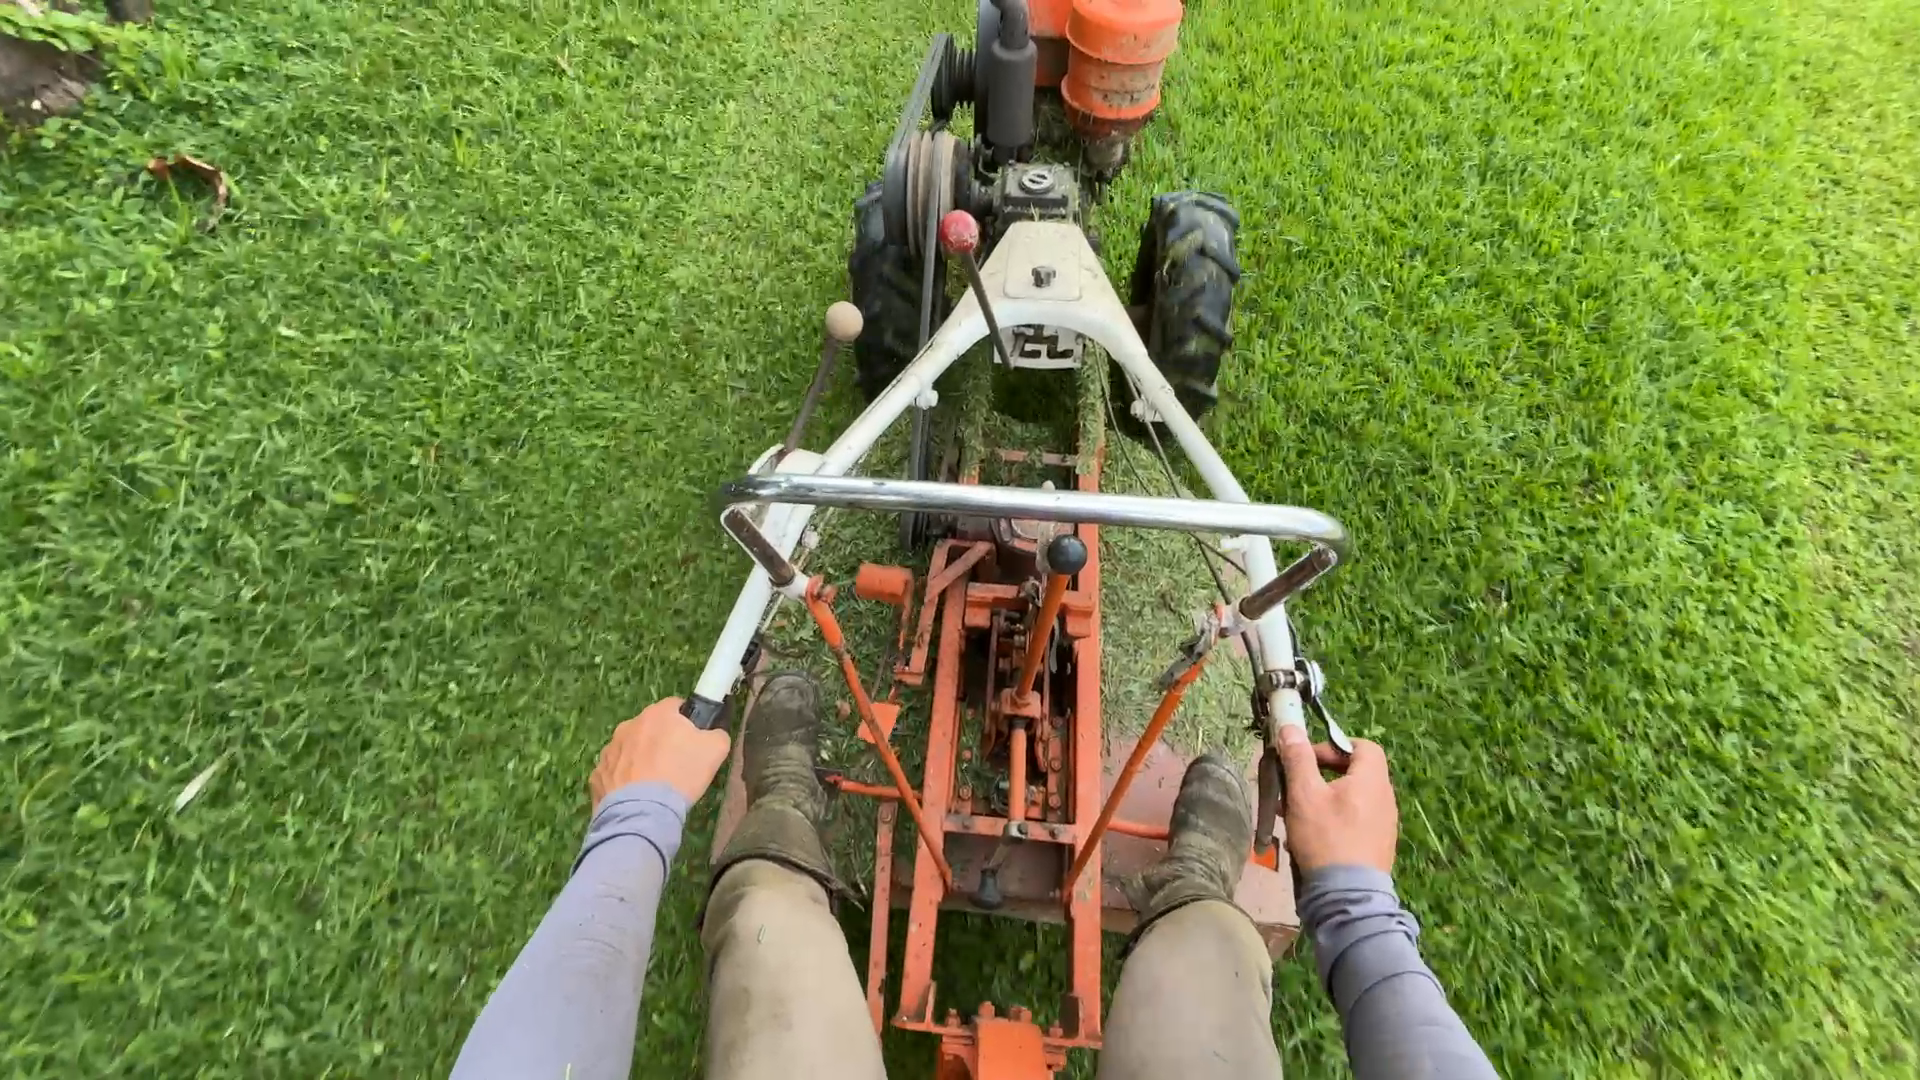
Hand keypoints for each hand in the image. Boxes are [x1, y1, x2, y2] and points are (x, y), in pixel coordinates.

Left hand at [589, 698, 732, 809]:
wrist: (643, 813)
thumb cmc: (681, 774)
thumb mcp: (717, 749)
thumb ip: (717, 733)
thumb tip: (712, 733)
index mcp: (657, 714)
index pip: (676, 705)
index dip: (687, 721)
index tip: (693, 740)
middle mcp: (628, 726)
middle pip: (650, 727)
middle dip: (661, 740)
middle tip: (676, 764)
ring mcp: (608, 751)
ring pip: (630, 749)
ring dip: (641, 760)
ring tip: (655, 785)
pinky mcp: (596, 776)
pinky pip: (615, 773)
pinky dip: (624, 781)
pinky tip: (637, 797)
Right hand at [1277, 724, 1397, 873]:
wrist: (1347, 896)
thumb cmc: (1325, 837)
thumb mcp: (1304, 793)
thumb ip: (1298, 758)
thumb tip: (1290, 727)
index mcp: (1371, 782)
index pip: (1363, 746)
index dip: (1335, 745)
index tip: (1309, 759)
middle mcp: (1384, 799)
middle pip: (1355, 771)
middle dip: (1321, 772)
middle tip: (1296, 783)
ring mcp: (1383, 824)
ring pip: (1350, 795)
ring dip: (1322, 795)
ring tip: (1294, 810)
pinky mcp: (1377, 844)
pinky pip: (1354, 817)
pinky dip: (1333, 815)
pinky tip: (1309, 832)